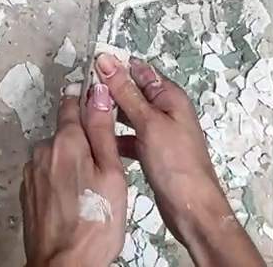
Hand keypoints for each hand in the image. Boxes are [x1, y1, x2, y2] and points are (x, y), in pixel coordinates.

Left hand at [21, 80, 128, 266]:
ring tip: (88, 193)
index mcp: (66, 140)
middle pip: (66, 133)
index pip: (71, 103)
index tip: (97, 104)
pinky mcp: (27, 191)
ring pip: (57, 155)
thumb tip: (98, 92)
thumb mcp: (111, 174)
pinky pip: (47, 175)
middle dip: (83, 143)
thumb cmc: (95, 224)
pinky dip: (59, 182)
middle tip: (102, 170)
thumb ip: (103, 129)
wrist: (64, 266)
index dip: (85, 100)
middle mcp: (44, 149)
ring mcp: (32, 171)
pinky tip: (72, 203)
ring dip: (70, 165)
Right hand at [96, 53, 264, 266]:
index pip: (138, 70)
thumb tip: (105, 60)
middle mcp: (165, 109)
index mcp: (169, 96)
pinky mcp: (151, 151)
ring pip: (128, 114)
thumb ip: (125, 92)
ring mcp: (158, 131)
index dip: (114, 66)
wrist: (193, 212)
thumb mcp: (148, 122)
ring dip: (110, 112)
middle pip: (132, 91)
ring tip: (83, 111)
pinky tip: (97, 138)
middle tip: (79, 91)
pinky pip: (128, 135)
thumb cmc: (175, 163)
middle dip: (108, 89)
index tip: (86, 66)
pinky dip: (115, 135)